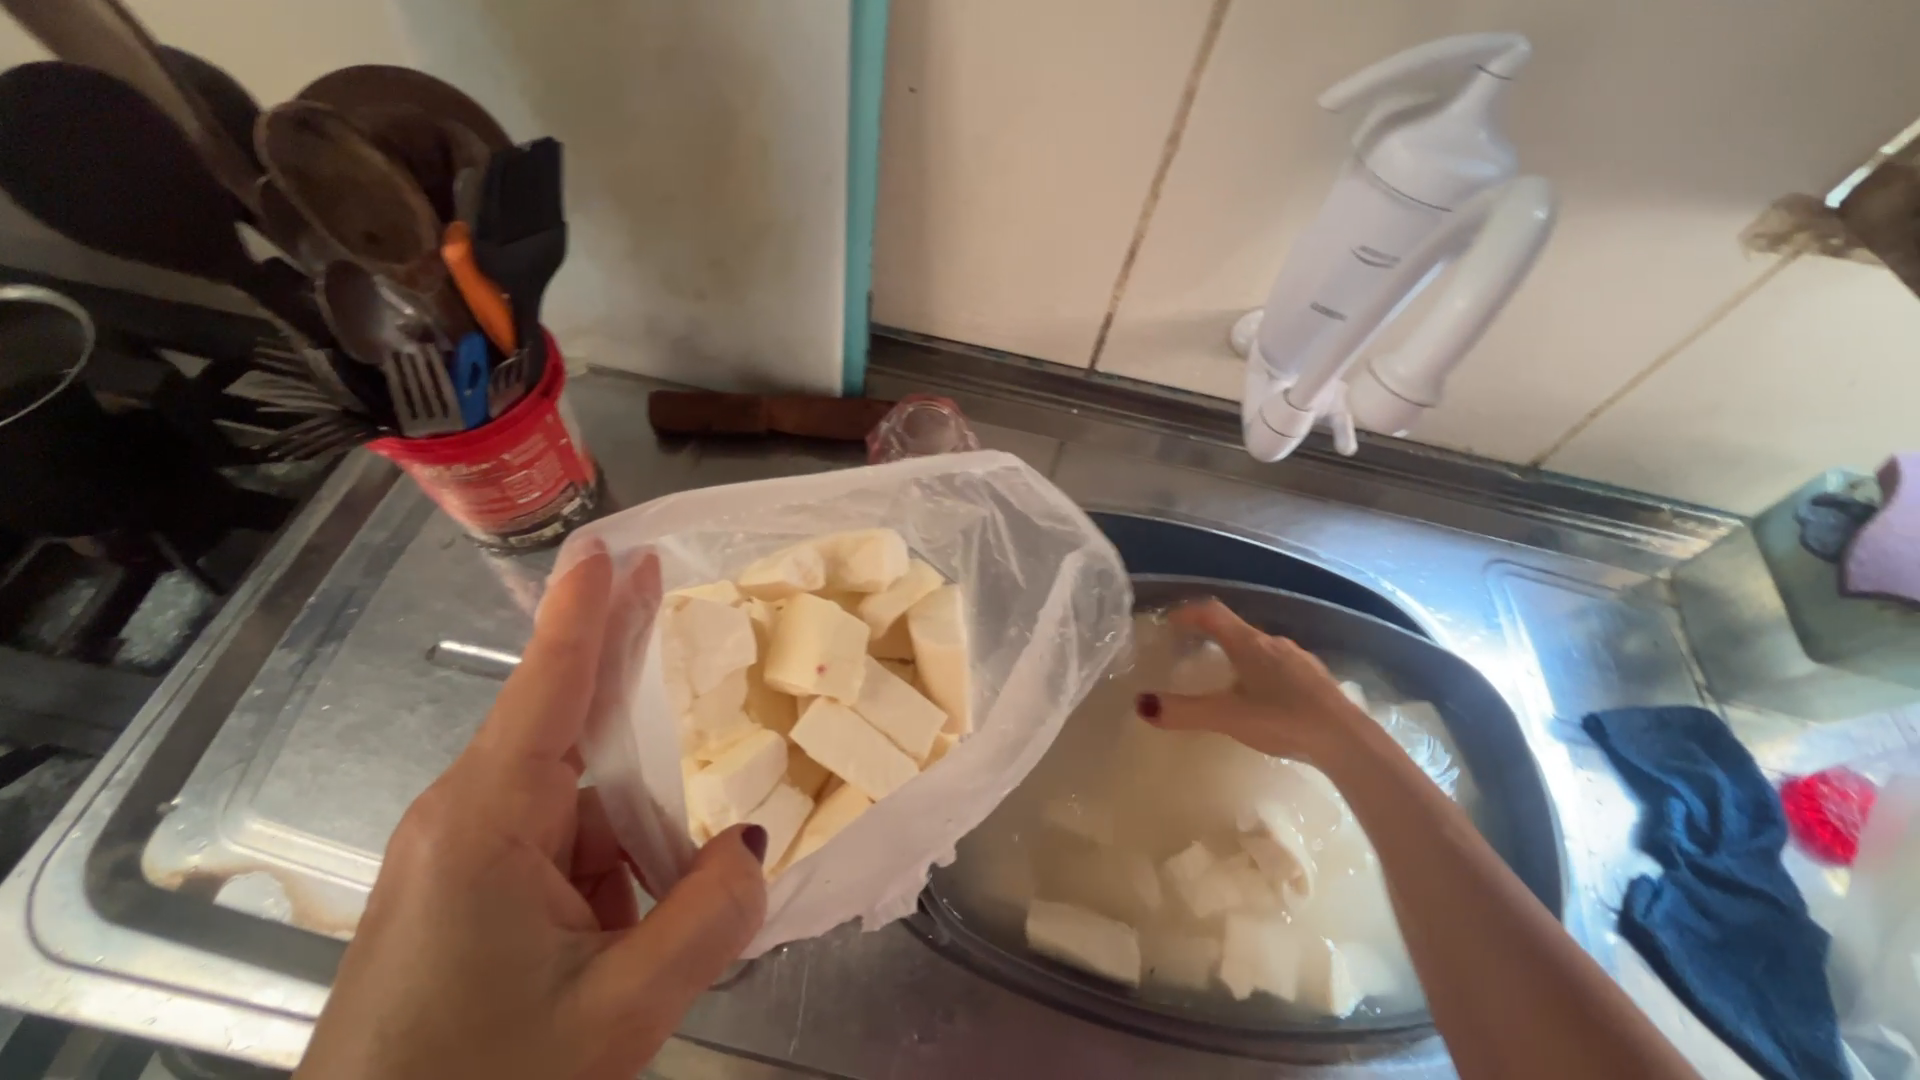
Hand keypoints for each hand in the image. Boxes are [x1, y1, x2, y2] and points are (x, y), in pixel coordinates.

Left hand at [295, 547, 767, 1079]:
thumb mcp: (617, 1013)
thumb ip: (707, 920)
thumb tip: (754, 844)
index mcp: (489, 819)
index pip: (548, 685)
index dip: (584, 609)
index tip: (612, 543)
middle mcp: (469, 817)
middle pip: (567, 724)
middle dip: (632, 672)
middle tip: (694, 612)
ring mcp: (466, 858)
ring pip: (578, 795)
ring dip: (643, 799)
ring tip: (712, 805)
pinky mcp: (470, 895)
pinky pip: (564, 841)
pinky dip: (620, 847)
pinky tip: (663, 886)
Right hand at [1137, 598, 1369, 762]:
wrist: (1347, 741)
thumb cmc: (1283, 719)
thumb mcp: (1226, 717)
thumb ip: (1184, 711)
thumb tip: (1141, 704)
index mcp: (1249, 644)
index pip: (1212, 613)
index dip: (1188, 613)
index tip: (1170, 621)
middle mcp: (1274, 643)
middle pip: (1236, 629)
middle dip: (1211, 636)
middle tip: (1191, 651)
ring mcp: (1299, 660)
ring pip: (1260, 649)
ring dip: (1238, 655)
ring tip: (1224, 677)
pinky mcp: (1316, 680)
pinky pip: (1280, 666)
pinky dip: (1262, 673)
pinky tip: (1263, 699)